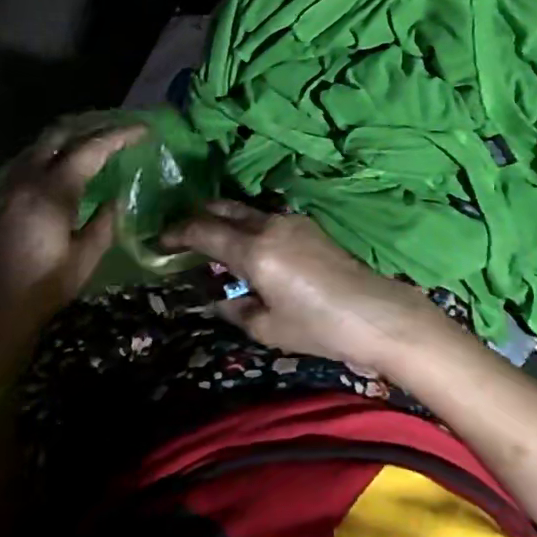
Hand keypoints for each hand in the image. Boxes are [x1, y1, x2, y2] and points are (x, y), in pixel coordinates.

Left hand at [0, 120, 142, 393]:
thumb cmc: (40, 289)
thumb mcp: (83, 260)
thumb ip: (104, 223)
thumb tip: (117, 199)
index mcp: (52, 191)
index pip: (91, 149)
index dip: (119, 136)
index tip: (143, 130)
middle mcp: (27, 178)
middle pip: (59, 134)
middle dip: (91, 127)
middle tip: (117, 131)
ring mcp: (8, 186)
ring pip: (40, 145)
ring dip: (69, 137)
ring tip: (95, 144)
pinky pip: (28, 160)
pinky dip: (51, 153)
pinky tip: (64, 167)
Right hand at [162, 200, 442, 372]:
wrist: (376, 313)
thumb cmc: (318, 326)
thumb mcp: (267, 327)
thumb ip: (234, 309)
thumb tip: (218, 299)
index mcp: (253, 250)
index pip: (203, 231)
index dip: (177, 233)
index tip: (160, 241)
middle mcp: (269, 225)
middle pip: (223, 209)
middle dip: (198, 217)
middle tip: (181, 234)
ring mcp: (291, 221)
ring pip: (246, 210)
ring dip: (224, 218)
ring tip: (213, 239)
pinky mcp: (309, 225)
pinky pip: (267, 217)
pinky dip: (248, 224)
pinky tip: (249, 245)